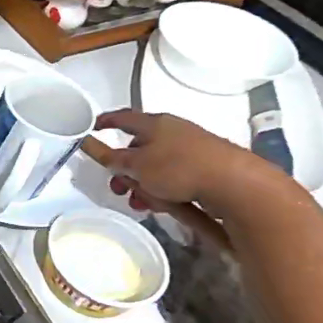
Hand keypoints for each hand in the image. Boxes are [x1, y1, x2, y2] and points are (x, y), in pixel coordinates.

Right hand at [94, 110, 281, 218]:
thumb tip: (90, 144)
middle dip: (124, 170)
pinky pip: (172, 176)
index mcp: (154, 124)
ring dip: (142, 185)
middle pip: (138, 148)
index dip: (105, 122)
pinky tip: (161, 204)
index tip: (92, 129)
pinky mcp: (203, 166)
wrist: (232, 183)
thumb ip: (111, 158)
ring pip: (155, 166)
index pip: (123, 118)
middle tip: (118, 188)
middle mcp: (172, 131)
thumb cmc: (177, 168)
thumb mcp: (136, 165)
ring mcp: (189, 149)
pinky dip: (161, 189)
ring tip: (141, 203)